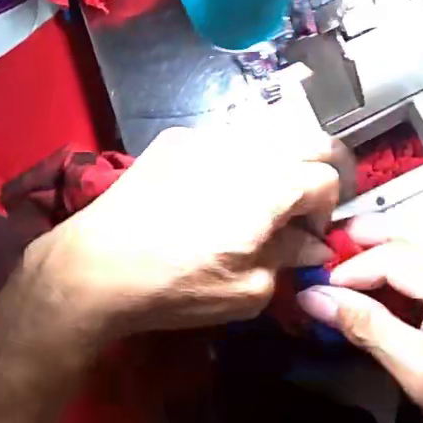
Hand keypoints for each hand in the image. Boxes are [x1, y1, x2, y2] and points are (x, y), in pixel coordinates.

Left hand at [16, 122, 347, 346]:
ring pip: (274, 131)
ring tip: (265, 193)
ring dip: (284, 159)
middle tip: (305, 203)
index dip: (327, 209)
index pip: (328, 179)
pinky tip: (219, 186)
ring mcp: (213, 136)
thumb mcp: (248, 291)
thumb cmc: (177, 287)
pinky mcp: (181, 137)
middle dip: (321, 170)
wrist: (94, 268)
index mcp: (273, 187)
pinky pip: (230, 136)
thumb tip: (313, 244)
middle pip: (313, 140)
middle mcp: (250, 149)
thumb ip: (290, 258)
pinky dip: (242, 156)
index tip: (308, 234)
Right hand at [298, 220, 422, 422]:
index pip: (397, 257)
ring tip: (352, 264)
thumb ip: (368, 327)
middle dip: (370, 244)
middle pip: (417, 236)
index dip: (351, 269)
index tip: (315, 287)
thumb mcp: (421, 374)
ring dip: (394, 249)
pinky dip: (420, 260)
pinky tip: (397, 277)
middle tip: (327, 256)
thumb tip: (316, 298)